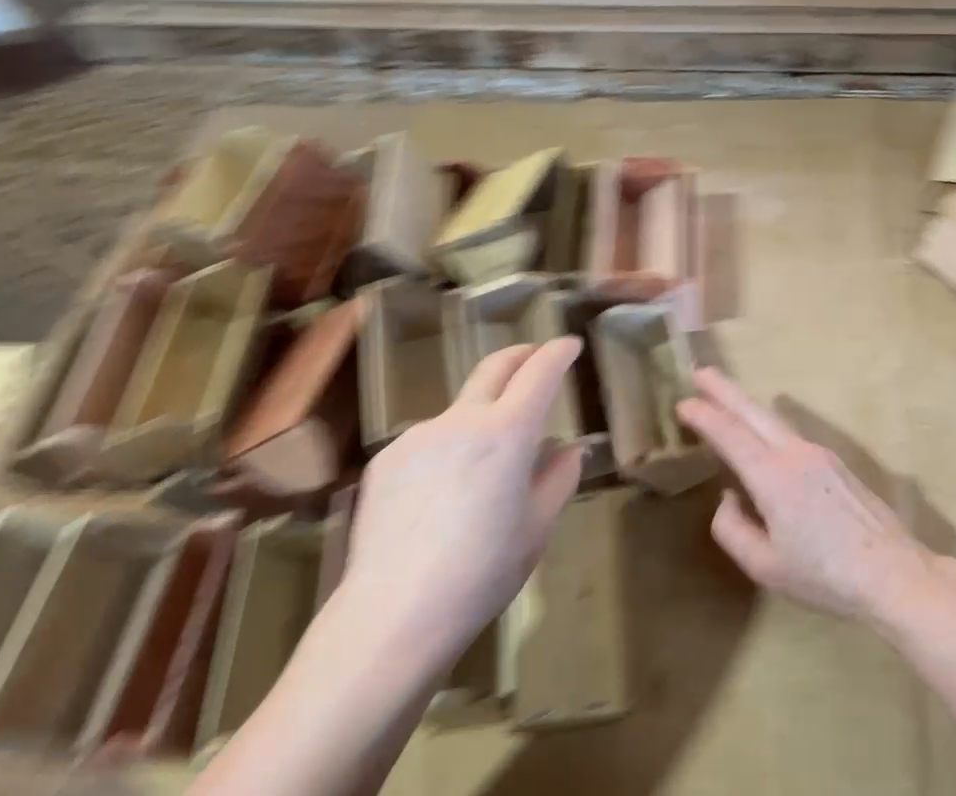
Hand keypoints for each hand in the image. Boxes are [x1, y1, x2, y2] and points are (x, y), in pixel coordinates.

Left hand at [340, 338, 584, 658]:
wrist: (395, 611)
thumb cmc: (483, 572)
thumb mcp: (536, 529)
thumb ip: (558, 479)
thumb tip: (570, 449)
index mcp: (507, 434)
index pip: (538, 373)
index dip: (557, 354)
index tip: (569, 345)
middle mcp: (461, 421)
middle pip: (493, 369)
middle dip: (520, 355)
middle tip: (535, 356)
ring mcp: (417, 437)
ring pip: (459, 413)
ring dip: (481, 417)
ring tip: (485, 464)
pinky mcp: (385, 460)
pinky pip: (427, 443)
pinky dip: (447, 451)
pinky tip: (442, 497)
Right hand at [676, 368, 950, 624]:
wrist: (893, 574)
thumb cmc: (824, 576)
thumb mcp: (764, 566)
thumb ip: (732, 529)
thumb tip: (728, 500)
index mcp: (773, 477)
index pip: (730, 435)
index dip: (704, 416)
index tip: (682, 402)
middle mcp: (796, 455)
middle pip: (754, 412)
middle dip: (724, 390)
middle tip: (700, 371)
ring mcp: (821, 456)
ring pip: (775, 421)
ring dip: (747, 405)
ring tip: (726, 396)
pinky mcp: (838, 466)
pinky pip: (792, 435)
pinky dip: (768, 425)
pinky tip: (763, 435)